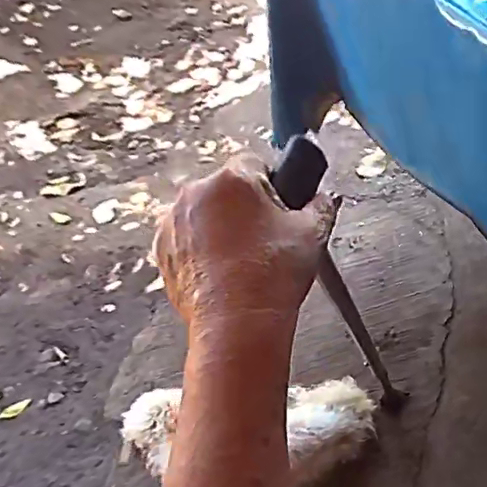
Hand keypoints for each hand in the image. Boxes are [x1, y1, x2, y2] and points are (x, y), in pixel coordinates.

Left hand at [151, 166, 334, 332]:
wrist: (237, 324)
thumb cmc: (271, 280)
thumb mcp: (313, 235)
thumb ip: (321, 206)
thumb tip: (322, 200)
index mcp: (234, 180)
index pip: (256, 163)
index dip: (274, 186)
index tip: (281, 208)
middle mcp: (197, 193)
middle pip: (228, 190)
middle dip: (246, 209)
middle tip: (268, 241)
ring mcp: (175, 222)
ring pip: (206, 215)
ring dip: (223, 230)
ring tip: (248, 262)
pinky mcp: (163, 251)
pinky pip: (188, 241)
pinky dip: (204, 253)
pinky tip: (226, 273)